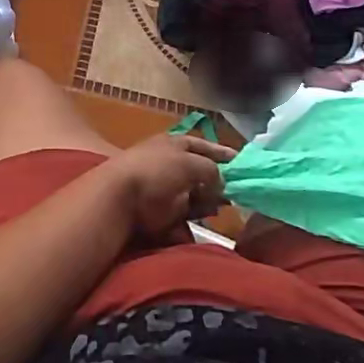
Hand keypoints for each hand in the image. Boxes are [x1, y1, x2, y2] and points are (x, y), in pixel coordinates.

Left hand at [100, 134, 234, 237]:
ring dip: (209, 201)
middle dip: (219, 183)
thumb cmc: (157, 171)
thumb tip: (222, 183)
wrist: (121, 199)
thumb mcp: (190, 162)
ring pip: (197, 195)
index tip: (242, 163)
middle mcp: (172, 165)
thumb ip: (212, 170)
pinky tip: (205, 217)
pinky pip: (187, 213)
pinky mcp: (163, 212)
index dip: (223, 153)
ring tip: (220, 207)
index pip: (205, 146)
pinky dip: (197, 216)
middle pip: (202, 173)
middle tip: (236, 192)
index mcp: (176, 144)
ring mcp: (167, 189)